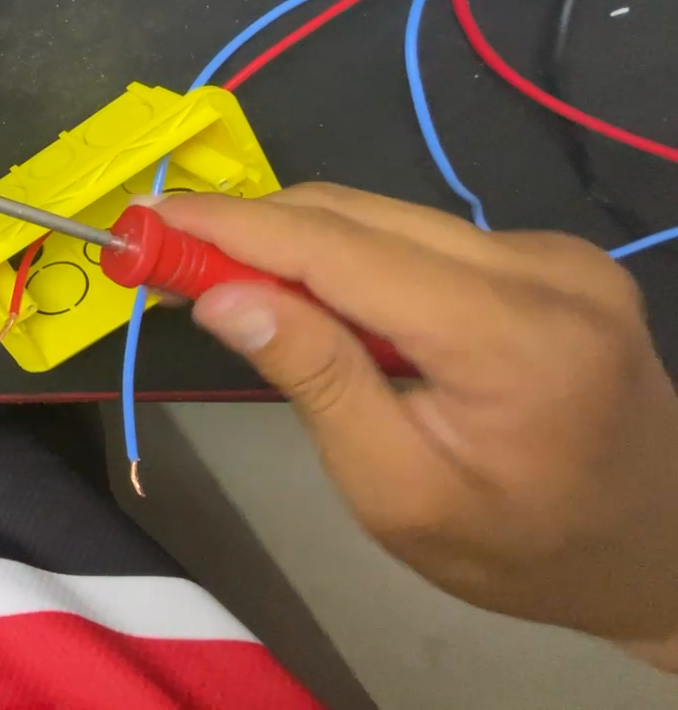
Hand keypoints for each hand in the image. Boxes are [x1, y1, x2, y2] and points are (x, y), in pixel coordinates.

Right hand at [156, 184, 677, 664]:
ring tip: (205, 272)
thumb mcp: (394, 489)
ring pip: (363, 213)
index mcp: (513, 337)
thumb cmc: (516, 546)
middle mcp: (538, 269)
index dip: (228, 225)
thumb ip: (313, 380)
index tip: (143, 218)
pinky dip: (317, 247)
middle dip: (235, 227)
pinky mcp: (530, 256)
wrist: (656, 558)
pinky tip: (285, 285)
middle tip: (155, 254)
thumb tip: (219, 298)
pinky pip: (392, 229)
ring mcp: (542, 254)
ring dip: (271, 235)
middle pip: (344, 215)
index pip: (335, 249)